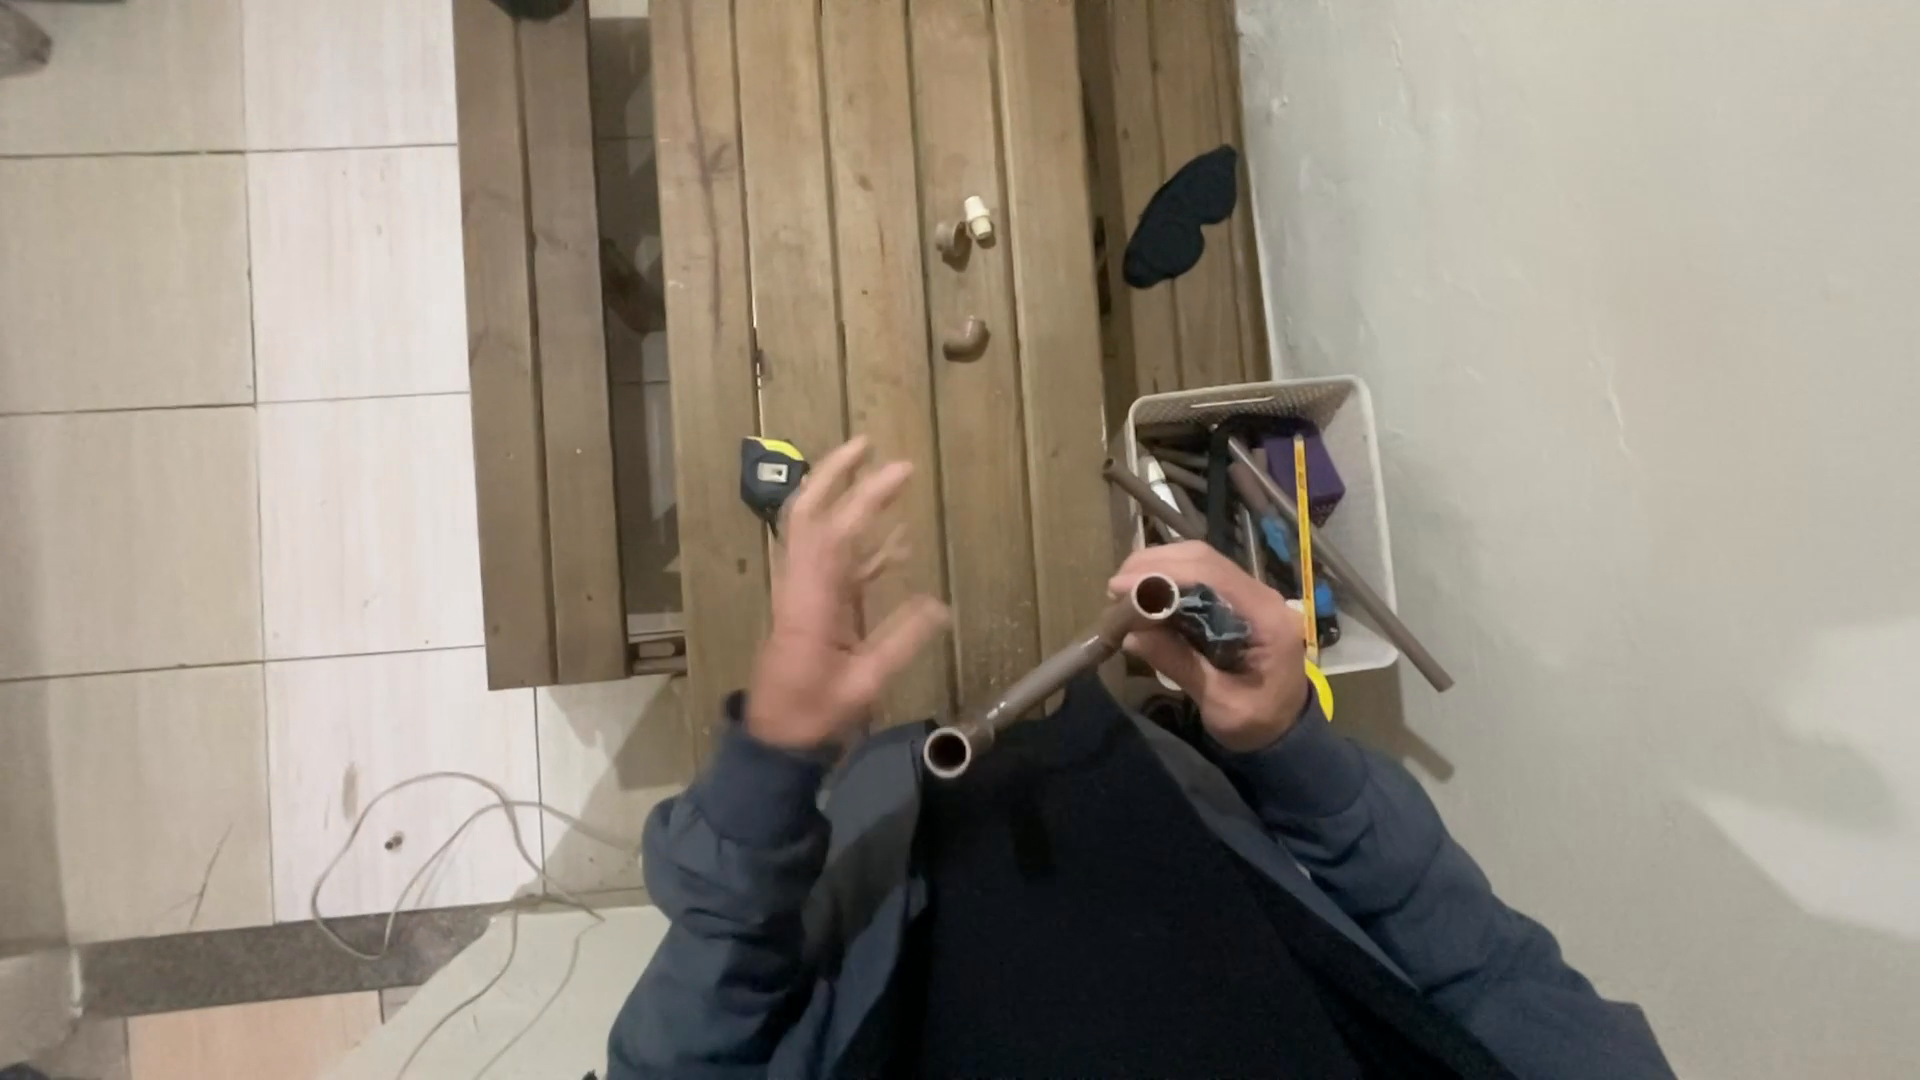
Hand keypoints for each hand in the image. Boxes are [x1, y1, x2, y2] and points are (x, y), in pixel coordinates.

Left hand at [746, 437, 949, 750]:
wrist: (774, 738)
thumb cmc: (815, 714)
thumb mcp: (864, 684)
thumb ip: (901, 642)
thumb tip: (940, 606)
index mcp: (813, 599)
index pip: (838, 531)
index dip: (867, 495)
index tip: (899, 469)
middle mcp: (801, 583)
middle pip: (808, 513)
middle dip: (835, 474)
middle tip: (866, 444)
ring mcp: (801, 591)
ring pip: (814, 530)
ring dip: (841, 498)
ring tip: (878, 475)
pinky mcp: (808, 604)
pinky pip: (833, 561)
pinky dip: (860, 544)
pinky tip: (895, 544)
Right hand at [1109, 541, 1309, 752]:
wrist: (1288, 731)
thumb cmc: (1259, 723)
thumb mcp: (1221, 704)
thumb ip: (1180, 665)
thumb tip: (1131, 635)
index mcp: (1265, 618)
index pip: (1210, 576)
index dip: (1162, 575)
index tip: (1120, 588)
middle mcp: (1261, 596)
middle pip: (1203, 559)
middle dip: (1154, 565)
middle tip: (1115, 589)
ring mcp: (1250, 595)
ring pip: (1199, 561)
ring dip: (1157, 567)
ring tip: (1124, 589)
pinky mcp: (1236, 600)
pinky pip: (1200, 576)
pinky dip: (1167, 577)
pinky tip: (1144, 593)